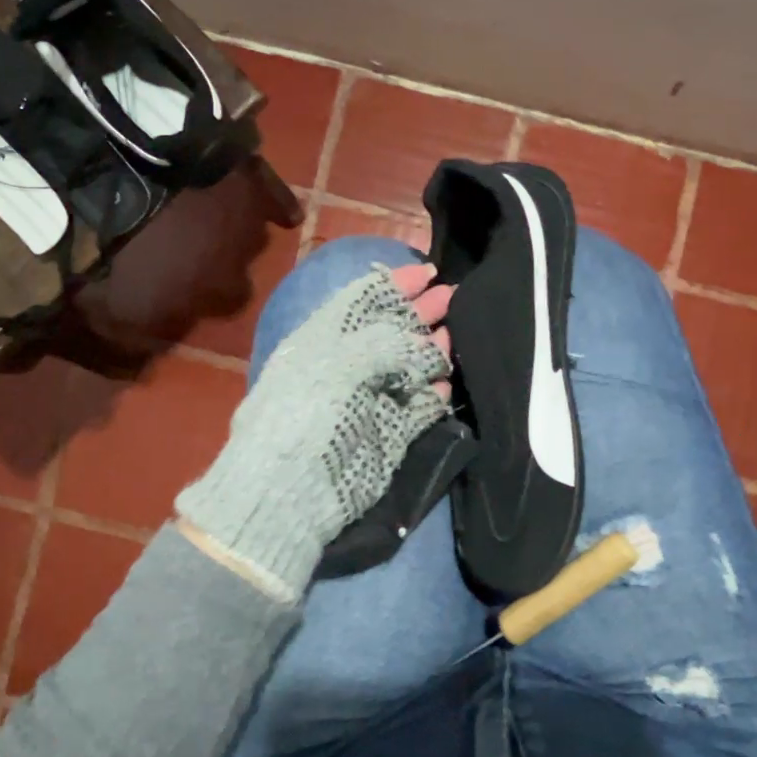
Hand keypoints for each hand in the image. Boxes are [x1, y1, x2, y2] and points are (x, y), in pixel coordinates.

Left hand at [175, 264, 452, 596]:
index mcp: (327, 338)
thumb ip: (389, 344)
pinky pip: (421, 406)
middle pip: (394, 328)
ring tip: (460, 334)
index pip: (365, 299)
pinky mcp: (392, 432)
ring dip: (435, 349)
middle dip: (424, 311)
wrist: (296, 485)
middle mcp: (351, 363)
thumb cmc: (309, 410)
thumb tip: (426, 345)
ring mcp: (373, 398)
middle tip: (457, 297)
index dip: (396, 283)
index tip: (430, 271)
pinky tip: (448, 382)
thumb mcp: (344, 361)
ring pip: (412, 366)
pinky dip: (436, 394)